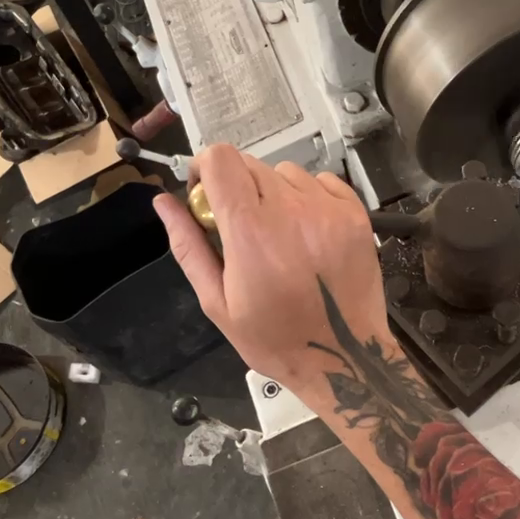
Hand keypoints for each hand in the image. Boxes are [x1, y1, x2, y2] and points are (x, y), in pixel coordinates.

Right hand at [153, 145, 390, 388]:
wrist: (344, 357)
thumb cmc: (275, 339)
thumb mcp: (218, 302)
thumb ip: (189, 246)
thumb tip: (163, 203)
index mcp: (251, 233)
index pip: (220, 160)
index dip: (204, 168)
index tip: (203, 191)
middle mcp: (292, 212)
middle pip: (250, 164)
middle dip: (235, 185)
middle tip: (239, 225)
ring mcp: (329, 211)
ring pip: (286, 172)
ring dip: (273, 192)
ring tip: (278, 234)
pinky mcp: (356, 215)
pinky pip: (322, 182)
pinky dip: (308, 197)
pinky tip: (306, 231)